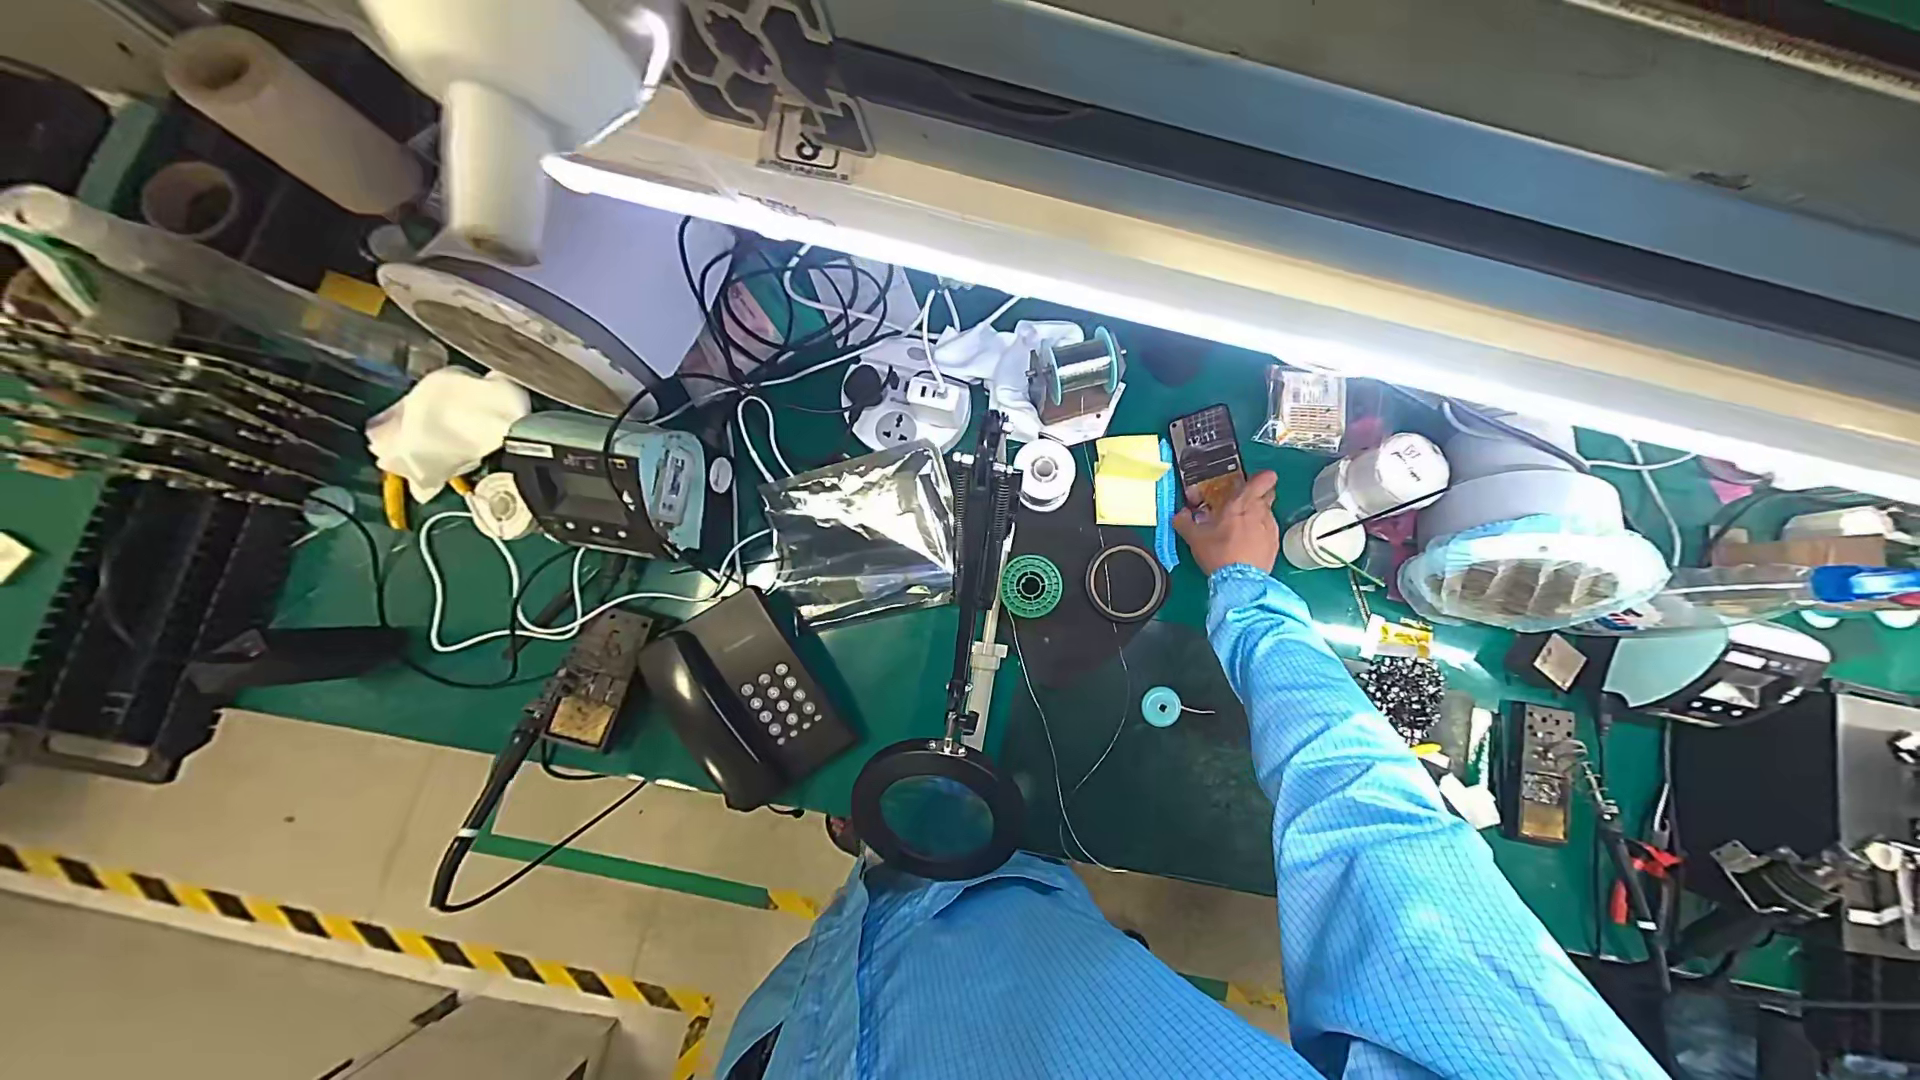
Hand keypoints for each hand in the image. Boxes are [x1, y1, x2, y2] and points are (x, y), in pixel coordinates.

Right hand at [1173, 470, 1279, 575]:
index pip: (1264, 478)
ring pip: (1266, 513)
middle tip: (1238, 506)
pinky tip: (1245, 545)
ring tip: (1238, 530)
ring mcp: (1270, 528)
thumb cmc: (1219, 553)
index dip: (1259, 477)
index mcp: (1243, 503)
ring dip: (1255, 516)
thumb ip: (1184, 521)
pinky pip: (1267, 531)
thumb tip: (1179, 515)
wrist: (1240, 582)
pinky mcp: (1274, 544)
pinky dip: (1259, 533)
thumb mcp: (1194, 537)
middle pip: (1267, 494)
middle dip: (1255, 496)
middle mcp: (1261, 511)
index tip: (1248, 483)